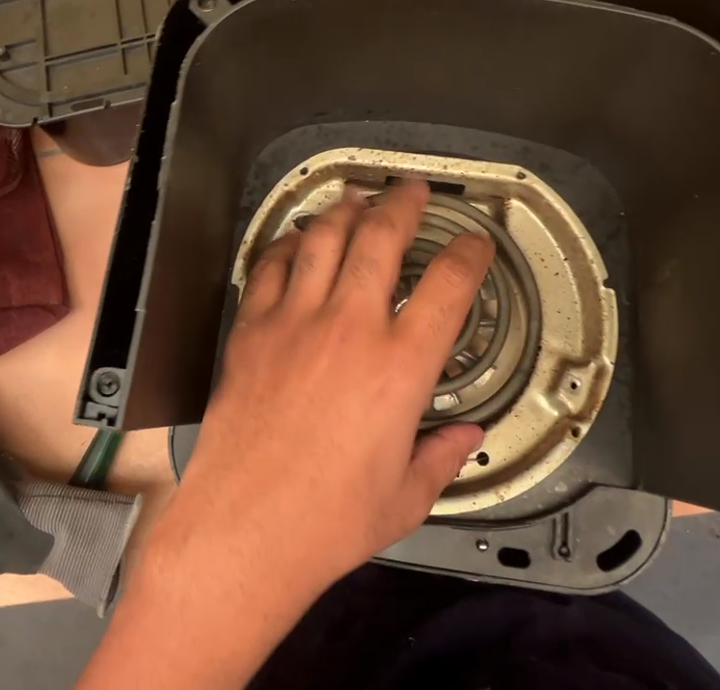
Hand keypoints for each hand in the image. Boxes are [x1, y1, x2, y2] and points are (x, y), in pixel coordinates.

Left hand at [77, 179, 493, 689]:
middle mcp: (350, 329)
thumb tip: (465, 439)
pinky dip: (284, 245)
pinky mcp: (252, 331)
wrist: (244, 528)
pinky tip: (293, 240)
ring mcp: (295, 322)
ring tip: (357, 199)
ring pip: (323, 239)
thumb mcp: (406, 497)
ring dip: (345, 211)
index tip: (475, 243)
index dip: (469, 253)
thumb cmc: (328, 521)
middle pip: (381, 238)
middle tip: (413, 190)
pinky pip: (268, 268)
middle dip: (403, 204)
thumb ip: (442, 457)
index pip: (448, 285)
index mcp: (400, 367)